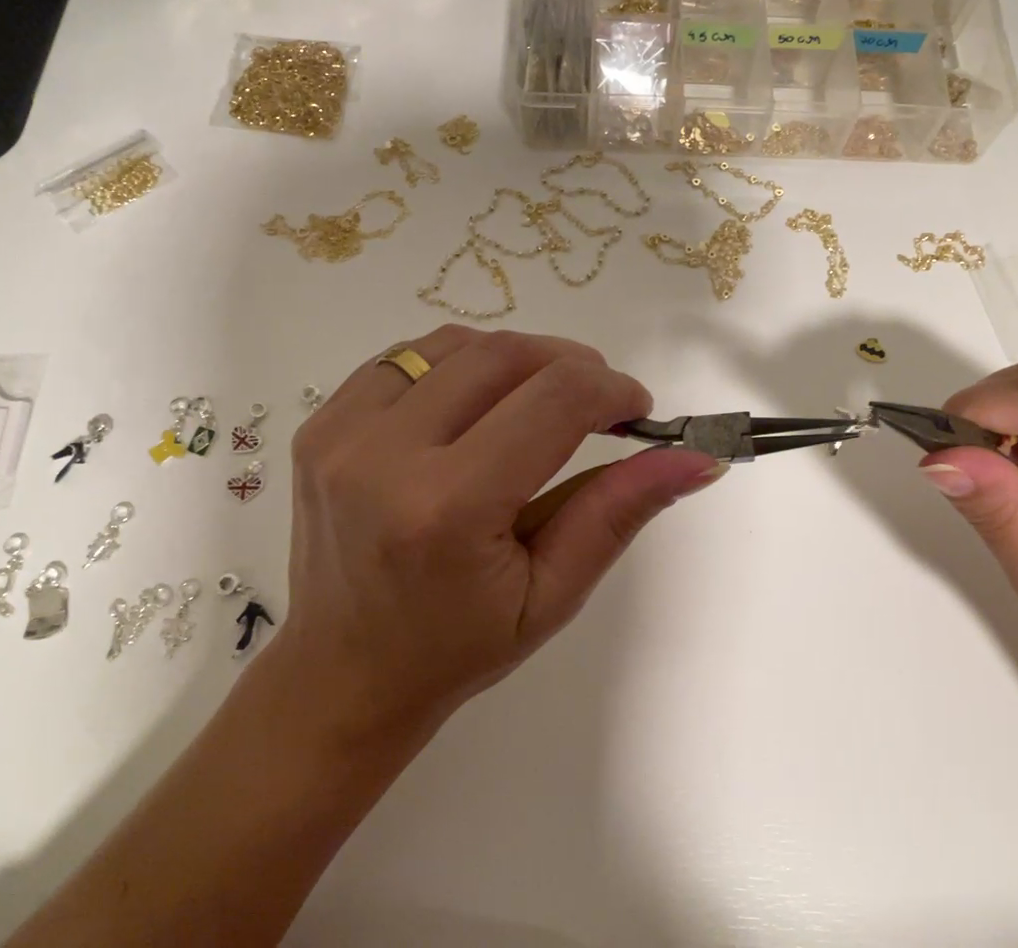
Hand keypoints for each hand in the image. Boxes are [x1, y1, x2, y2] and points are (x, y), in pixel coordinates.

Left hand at [284, 326, 723, 733]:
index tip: (635, 410)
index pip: (553, 401)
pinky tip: (477, 405)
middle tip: (598, 402)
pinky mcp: (320, 427)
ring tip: (539, 403)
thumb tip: (697, 458)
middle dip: (570, 364)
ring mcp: (341, 435)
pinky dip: (457, 365)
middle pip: (504, 356)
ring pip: (454, 344)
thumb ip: (619, 513)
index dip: (610, 389)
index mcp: (449, 509)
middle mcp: (384, 456)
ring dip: (514, 359)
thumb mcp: (553, 595)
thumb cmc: (457, 649)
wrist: (344, 673)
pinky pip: (404, 359)